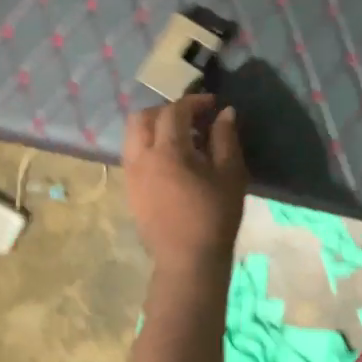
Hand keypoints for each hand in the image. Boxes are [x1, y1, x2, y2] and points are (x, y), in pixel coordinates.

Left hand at [122, 94, 247, 280]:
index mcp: (168, 151)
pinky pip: (133, 154)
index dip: (194, 102)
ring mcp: (131, 175)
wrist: (188, 260)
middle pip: (142, 117)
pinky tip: (173, 160)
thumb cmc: (215, 215)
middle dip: (167, 110)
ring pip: (133, 136)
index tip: (214, 104)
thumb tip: (225, 113)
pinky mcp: (130, 190)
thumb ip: (226, 137)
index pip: (174, 111)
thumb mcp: (230, 173)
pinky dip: (150, 146)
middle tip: (193, 118)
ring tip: (183, 138)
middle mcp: (142, 158)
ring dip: (155, 127)